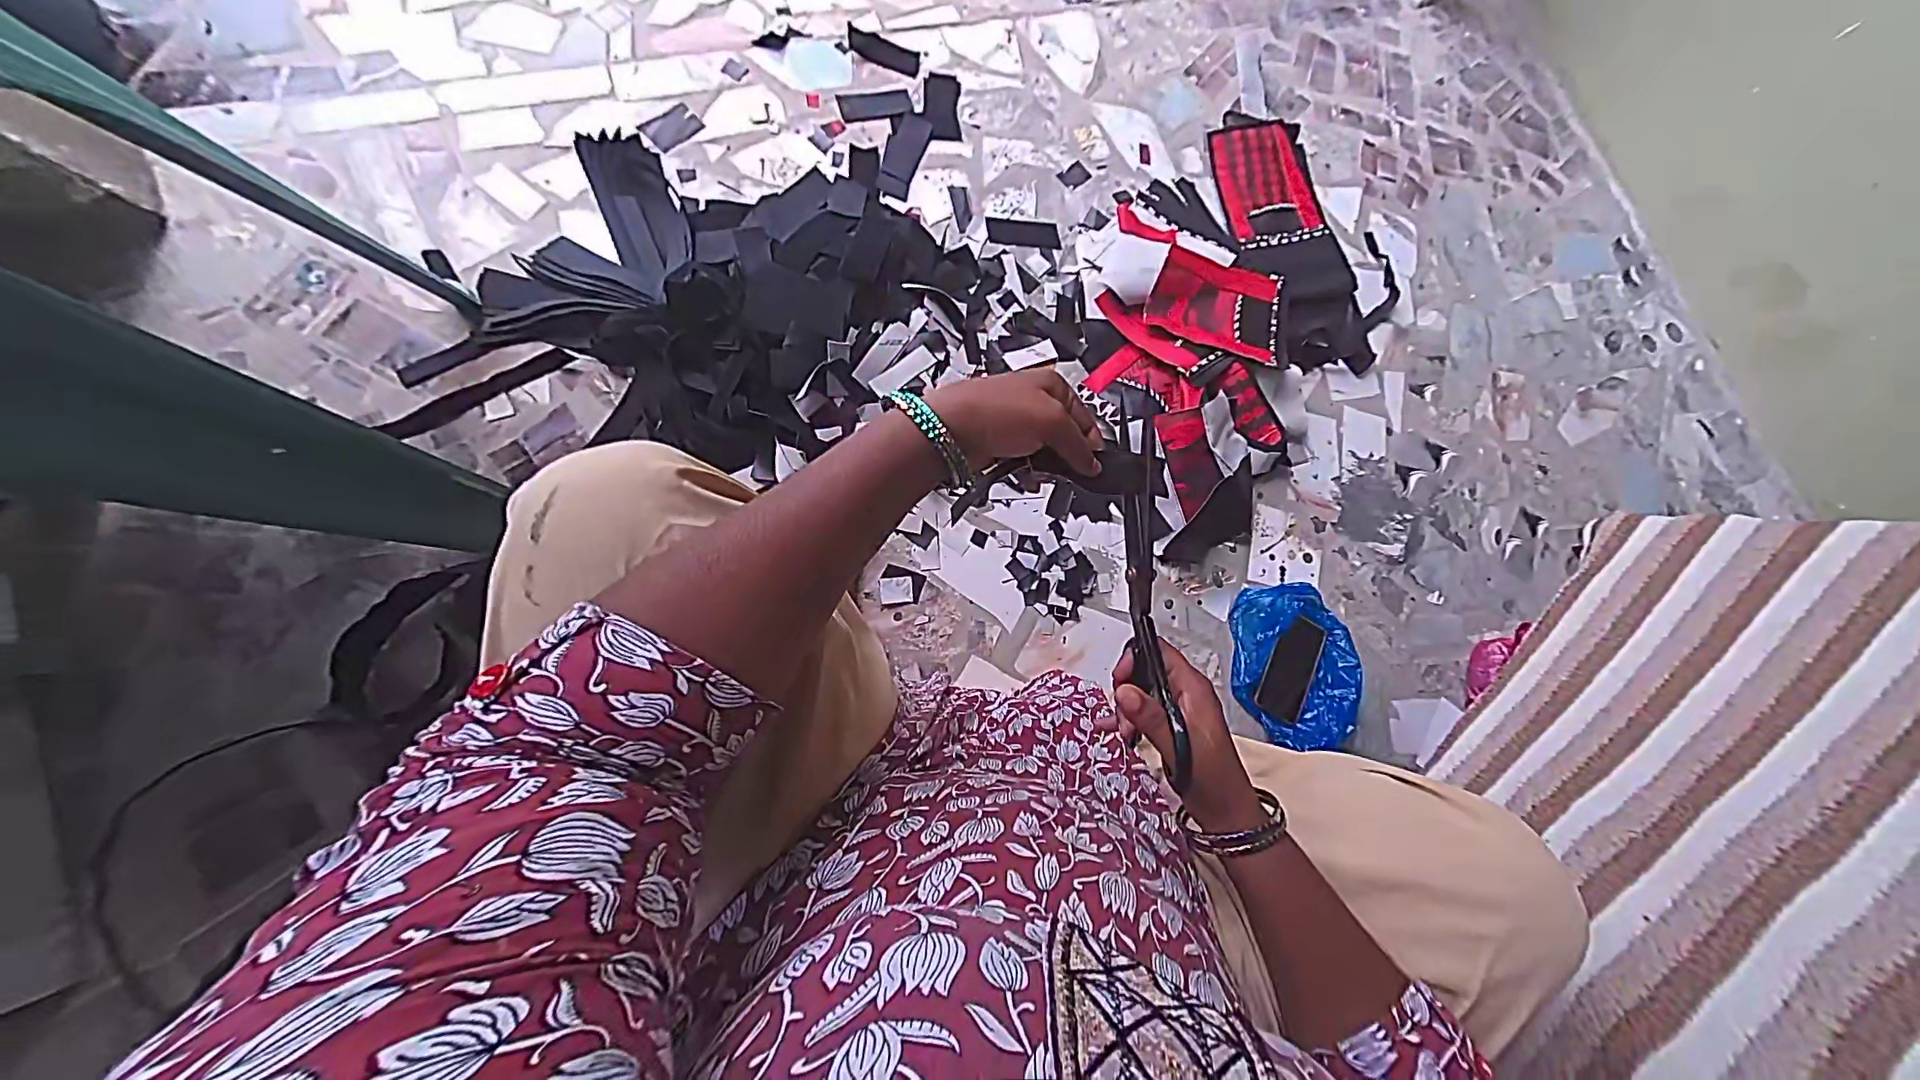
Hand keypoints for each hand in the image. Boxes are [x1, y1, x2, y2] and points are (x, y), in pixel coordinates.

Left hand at [924, 369, 1102, 476]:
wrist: (949, 429)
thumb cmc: (990, 409)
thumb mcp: (1052, 422)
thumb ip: (1079, 445)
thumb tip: (1092, 463)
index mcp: (1052, 383)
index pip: (1086, 416)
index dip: (1093, 442)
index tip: (1096, 464)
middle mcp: (1033, 401)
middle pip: (1065, 436)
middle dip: (1068, 456)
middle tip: (1069, 469)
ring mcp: (1015, 424)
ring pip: (1044, 453)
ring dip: (1046, 467)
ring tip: (1041, 471)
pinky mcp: (1000, 445)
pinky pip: (1023, 463)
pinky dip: (1027, 473)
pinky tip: (1025, 476)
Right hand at [1105, 640, 1265, 832]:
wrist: (1226, 813)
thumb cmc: (1214, 782)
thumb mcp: (1178, 748)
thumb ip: (1151, 717)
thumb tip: (1126, 691)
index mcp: (1193, 690)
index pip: (1159, 652)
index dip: (1134, 659)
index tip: (1119, 683)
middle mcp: (1187, 694)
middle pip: (1146, 669)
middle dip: (1126, 689)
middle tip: (1123, 714)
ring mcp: (1180, 708)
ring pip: (1141, 690)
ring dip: (1126, 708)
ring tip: (1126, 730)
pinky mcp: (1172, 722)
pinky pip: (1144, 709)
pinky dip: (1130, 718)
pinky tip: (1120, 731)